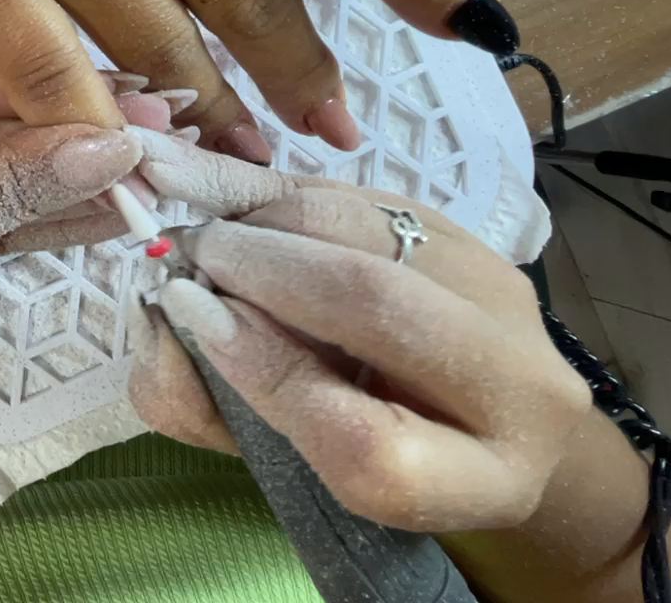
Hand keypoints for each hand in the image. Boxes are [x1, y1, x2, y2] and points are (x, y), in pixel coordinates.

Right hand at [122, 129, 591, 532]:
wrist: (437, 394)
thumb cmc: (337, 432)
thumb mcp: (259, 443)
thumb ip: (191, 398)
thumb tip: (155, 312)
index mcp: (469, 480)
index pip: (369, 444)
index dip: (263, 370)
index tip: (186, 310)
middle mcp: (515, 386)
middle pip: (375, 302)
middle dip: (255, 264)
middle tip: (187, 254)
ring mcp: (492, 289)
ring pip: (357, 226)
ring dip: (257, 219)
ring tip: (210, 237)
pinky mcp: (453, 225)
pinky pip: (342, 189)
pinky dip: (264, 189)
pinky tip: (215, 193)